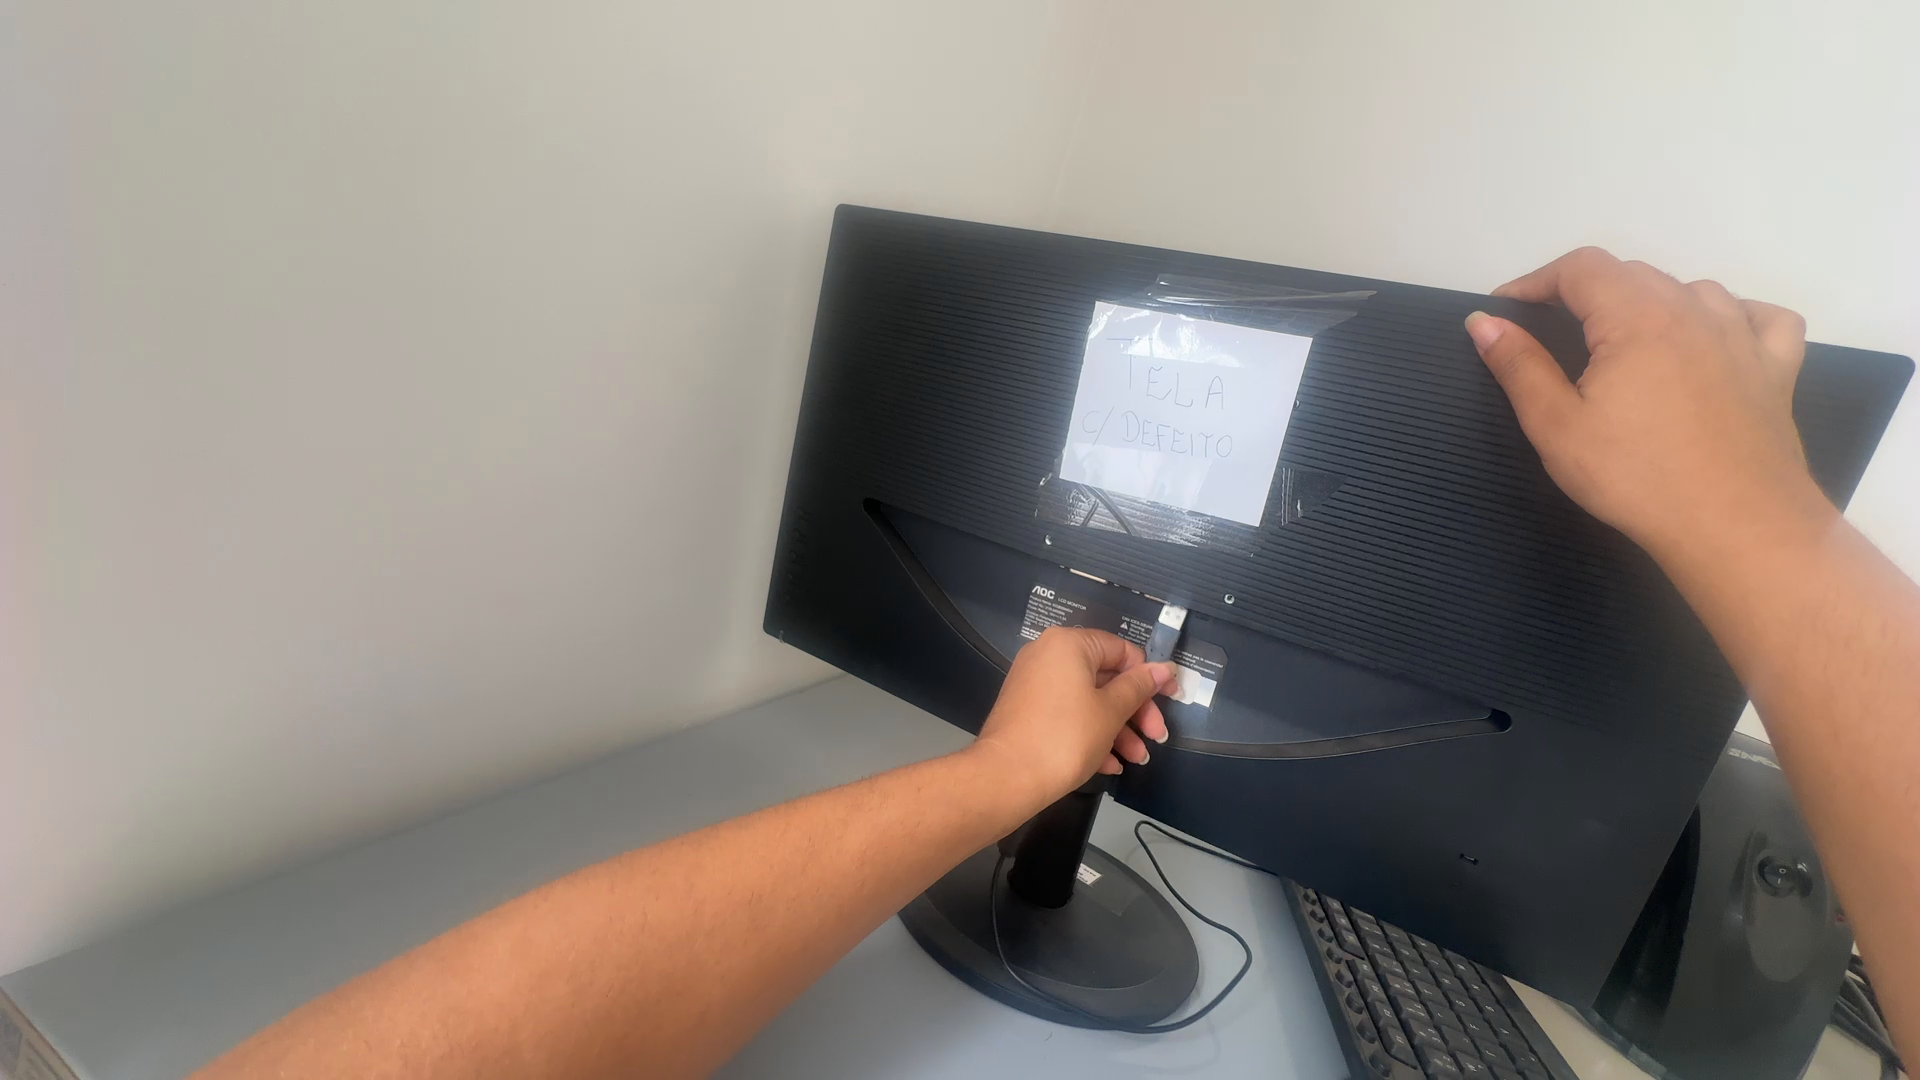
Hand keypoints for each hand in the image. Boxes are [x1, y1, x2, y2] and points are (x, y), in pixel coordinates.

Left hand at [971, 627, 1176, 804]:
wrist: (1007, 775)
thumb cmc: (1066, 736)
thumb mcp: (1111, 711)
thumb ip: (1139, 687)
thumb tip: (1165, 668)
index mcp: (1069, 644)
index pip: (1121, 650)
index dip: (1149, 677)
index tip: (1170, 702)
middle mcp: (1048, 654)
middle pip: (1105, 676)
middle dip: (1134, 710)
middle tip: (1156, 739)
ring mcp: (1034, 682)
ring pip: (1087, 699)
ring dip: (1116, 728)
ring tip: (1135, 760)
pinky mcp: (1027, 708)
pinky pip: (1067, 713)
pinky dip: (1089, 733)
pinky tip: (1109, 764)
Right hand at [1464, 247, 1833, 560]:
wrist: (1731, 522)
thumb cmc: (1629, 473)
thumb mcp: (1553, 422)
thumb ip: (1519, 364)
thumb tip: (1482, 320)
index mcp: (1638, 320)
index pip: (1582, 268)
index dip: (1535, 281)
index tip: (1502, 310)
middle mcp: (1696, 312)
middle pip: (1631, 274)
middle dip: (1577, 292)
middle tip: (1540, 332)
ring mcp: (1744, 337)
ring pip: (1687, 289)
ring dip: (1640, 301)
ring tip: (1610, 339)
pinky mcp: (1775, 367)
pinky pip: (1754, 315)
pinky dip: (1720, 313)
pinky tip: (1699, 338)